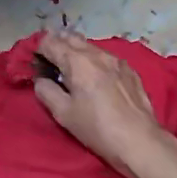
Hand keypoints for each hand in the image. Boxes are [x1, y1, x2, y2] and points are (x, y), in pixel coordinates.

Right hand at [32, 31, 172, 177]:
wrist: (139, 140)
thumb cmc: (97, 128)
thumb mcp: (64, 114)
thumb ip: (46, 91)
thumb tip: (41, 79)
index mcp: (77, 61)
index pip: (50, 42)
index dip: (39, 49)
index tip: (36, 63)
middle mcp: (97, 53)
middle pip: (70, 37)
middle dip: (57, 44)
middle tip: (50, 62)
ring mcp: (116, 59)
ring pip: (90, 45)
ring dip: (77, 51)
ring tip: (72, 70)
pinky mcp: (130, 69)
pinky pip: (106, 57)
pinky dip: (95, 61)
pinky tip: (97, 77)